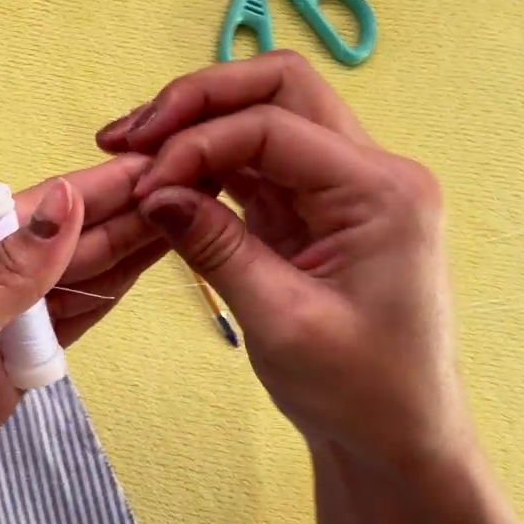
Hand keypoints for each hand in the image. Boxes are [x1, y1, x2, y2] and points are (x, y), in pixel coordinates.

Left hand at [0, 155, 164, 523]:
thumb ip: (6, 275)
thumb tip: (66, 201)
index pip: (37, 210)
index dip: (100, 188)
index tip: (165, 164)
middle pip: (61, 241)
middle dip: (122, 216)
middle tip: (197, 189)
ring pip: (70, 281)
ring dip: (121, 255)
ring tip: (184, 224)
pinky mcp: (10, 368)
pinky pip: (65, 328)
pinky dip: (100, 304)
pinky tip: (137, 278)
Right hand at [97, 51, 472, 479]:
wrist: (393, 435)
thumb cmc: (358, 388)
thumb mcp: (281, 319)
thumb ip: (216, 246)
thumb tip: (151, 191)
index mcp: (379, 190)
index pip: (273, 126)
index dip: (196, 142)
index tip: (143, 184)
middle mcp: (367, 171)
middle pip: (277, 88)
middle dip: (197, 100)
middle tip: (130, 135)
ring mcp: (336, 187)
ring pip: (260, 116)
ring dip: (193, 125)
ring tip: (130, 150)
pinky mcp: (307, 209)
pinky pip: (250, 161)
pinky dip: (201, 161)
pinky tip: (159, 176)